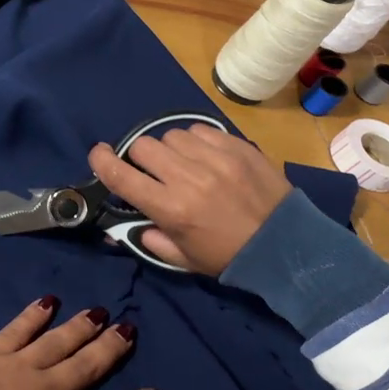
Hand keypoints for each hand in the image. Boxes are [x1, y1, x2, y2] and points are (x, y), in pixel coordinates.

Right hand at [87, 124, 292, 274]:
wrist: (290, 247)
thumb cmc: (231, 257)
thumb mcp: (184, 259)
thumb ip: (150, 239)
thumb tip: (127, 225)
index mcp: (171, 209)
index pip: (120, 175)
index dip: (102, 161)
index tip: (99, 155)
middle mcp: (187, 178)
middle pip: (142, 146)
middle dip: (140, 157)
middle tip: (153, 171)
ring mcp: (214, 158)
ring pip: (170, 136)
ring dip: (169, 149)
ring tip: (184, 164)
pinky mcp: (236, 146)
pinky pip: (199, 130)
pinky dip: (196, 141)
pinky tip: (205, 157)